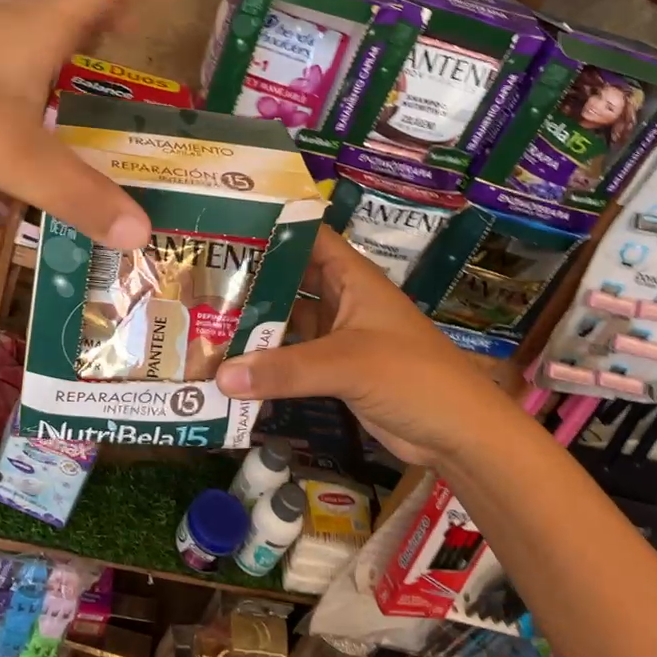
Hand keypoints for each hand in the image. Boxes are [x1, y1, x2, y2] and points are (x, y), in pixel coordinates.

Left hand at [0, 0, 177, 249]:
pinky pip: (0, 40)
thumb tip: (142, 234)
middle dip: (108, 7)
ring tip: (85, 58)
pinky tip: (14, 90)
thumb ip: (76, 195)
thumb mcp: (11, 155)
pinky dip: (28, 52)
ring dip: (66, 29)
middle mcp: (6, 13)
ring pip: (30, 17)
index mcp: (39, 21)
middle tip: (135, 26)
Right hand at [216, 228, 510, 463]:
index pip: (308, 235)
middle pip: (290, 276)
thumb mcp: (348, 364)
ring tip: (201, 316)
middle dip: (251, 276)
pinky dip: (266, 359)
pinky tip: (230, 362)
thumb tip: (220, 377)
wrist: (459, 434)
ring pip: (288, 318)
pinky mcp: (334, 370)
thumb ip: (286, 370)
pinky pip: (292, 355)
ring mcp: (338, 335)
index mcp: (352, 277)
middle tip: (197, 275)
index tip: (224, 223)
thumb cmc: (413, 376)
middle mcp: (342, 298)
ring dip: (254, 320)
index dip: (272, 224)